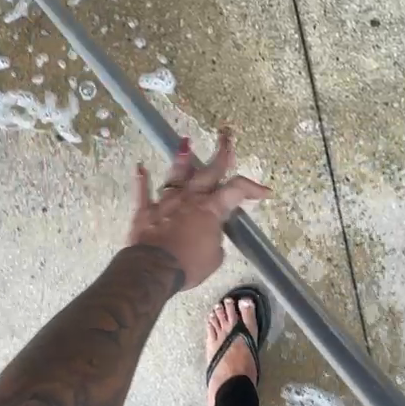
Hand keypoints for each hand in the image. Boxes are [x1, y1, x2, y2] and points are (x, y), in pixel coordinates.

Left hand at [126, 126, 269, 288]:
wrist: (153, 269)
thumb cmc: (189, 265)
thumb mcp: (214, 258)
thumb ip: (215, 240)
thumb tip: (210, 237)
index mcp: (211, 209)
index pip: (236, 191)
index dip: (252, 189)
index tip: (264, 192)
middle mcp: (189, 199)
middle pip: (208, 171)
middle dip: (221, 153)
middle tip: (227, 136)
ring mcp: (166, 203)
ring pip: (176, 176)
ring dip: (182, 160)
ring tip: (185, 144)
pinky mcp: (145, 212)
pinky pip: (143, 193)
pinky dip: (141, 181)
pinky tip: (140, 168)